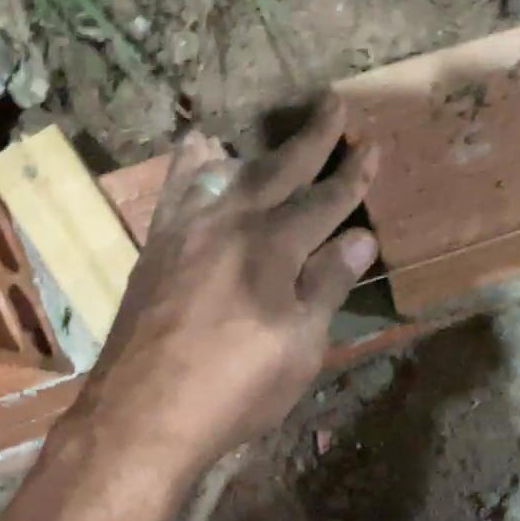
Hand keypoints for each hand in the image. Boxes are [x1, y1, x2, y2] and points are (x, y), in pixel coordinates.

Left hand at [71, 96, 379, 484]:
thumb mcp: (299, 346)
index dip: (351, 179)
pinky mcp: (156, 248)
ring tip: (274, 139)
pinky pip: (177, 190)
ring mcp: (185, 231)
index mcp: (273, 248)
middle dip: (312, 141)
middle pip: (278, 172)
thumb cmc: (237, 388)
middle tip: (335, 108)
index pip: (323, 203)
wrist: (146, 412)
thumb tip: (360, 239)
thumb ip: (326, 287)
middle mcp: (228, 223)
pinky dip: (193, 167)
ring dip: (258, 153)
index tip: (373, 149)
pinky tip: (200, 158)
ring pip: (226, 173)